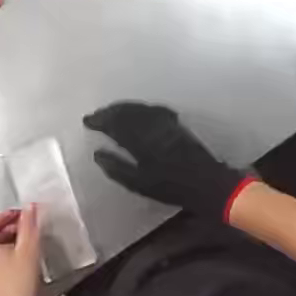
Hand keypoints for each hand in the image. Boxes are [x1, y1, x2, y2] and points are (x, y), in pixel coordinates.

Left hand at [0, 206, 40, 295]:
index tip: (25, 215)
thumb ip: (29, 226)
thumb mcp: (28, 251)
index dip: (8, 215)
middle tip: (28, 230)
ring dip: (6, 244)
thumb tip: (31, 206)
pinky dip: (2, 258)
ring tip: (26, 247)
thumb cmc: (18, 282)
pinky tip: (18, 265)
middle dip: (8, 229)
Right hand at [83, 102, 251, 220]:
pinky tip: (138, 112)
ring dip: (124, 108)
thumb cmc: (171, 188)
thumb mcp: (139, 184)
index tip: (87, 121)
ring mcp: (166, 123)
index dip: (100, 120)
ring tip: (112, 112)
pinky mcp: (176, 124)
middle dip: (110, 111)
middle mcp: (152, 126)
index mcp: (140, 140)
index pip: (115, 124)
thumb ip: (117, 167)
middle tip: (97, 115)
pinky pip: (153, 110)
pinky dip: (141, 109)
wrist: (208, 183)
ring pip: (140, 108)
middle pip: (127, 112)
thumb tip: (97, 153)